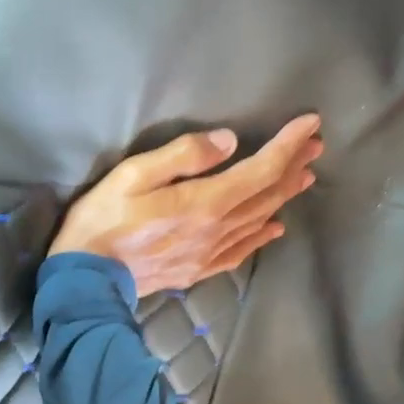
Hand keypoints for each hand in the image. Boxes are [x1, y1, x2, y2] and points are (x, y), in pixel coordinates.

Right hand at [49, 113, 323, 294]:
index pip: (262, 169)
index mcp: (206, 201)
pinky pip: (241, 251)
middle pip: (267, 194)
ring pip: (259, 220)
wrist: (87, 279)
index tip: (309, 124)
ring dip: (284, 196)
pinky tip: (273, 228)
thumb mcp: (132, 175)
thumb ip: (181, 155)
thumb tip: (228, 141)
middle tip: (315, 146)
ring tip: (303, 177)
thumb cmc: (103, 220)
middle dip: (294, 166)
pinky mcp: (197, 270)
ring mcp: (209, 253)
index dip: (289, 145)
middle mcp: (218, 228)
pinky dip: (263, 236)